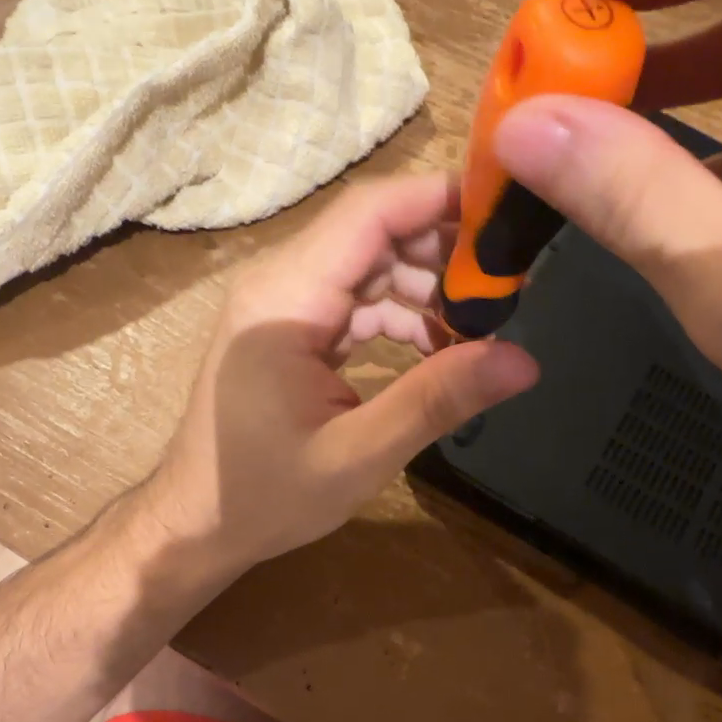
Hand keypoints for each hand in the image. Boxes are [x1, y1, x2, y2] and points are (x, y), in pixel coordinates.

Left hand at [145, 173, 538, 578]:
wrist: (197, 522)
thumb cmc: (264, 495)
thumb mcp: (357, 456)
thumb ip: (436, 401)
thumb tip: (524, 361)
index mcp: (285, 300)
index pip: (369, 213)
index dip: (439, 199)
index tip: (509, 215)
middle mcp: (281, 284)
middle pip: (374, 232)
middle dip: (445, 250)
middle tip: (511, 285)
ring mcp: (285, 304)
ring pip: (370, 264)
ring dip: (429, 286)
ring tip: (485, 323)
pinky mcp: (294, 328)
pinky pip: (358, 300)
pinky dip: (403, 315)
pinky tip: (442, 347)